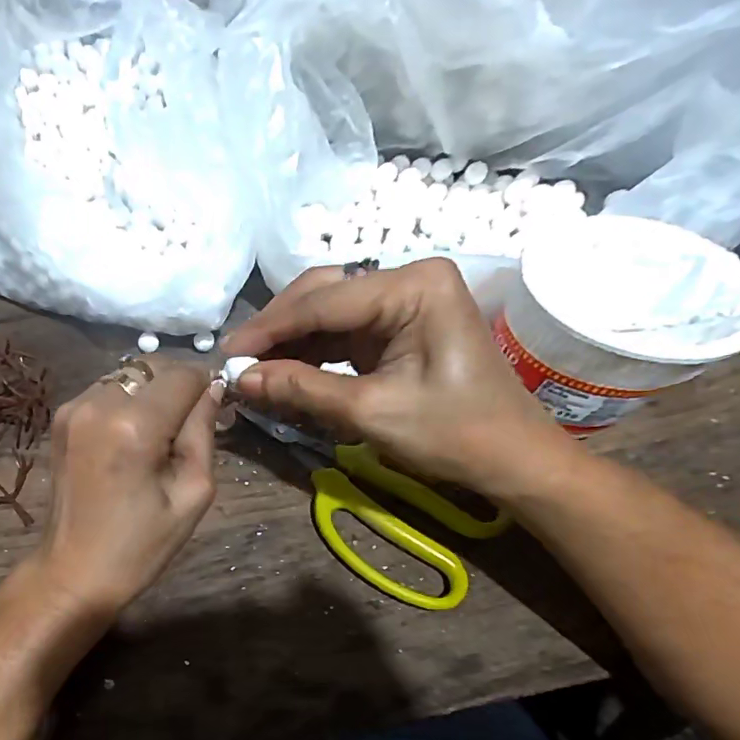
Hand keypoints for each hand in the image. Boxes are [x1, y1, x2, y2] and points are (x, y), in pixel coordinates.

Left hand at [33, 355, 220, 617]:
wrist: (72, 572)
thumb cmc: (139, 546)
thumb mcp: (191, 494)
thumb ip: (203, 432)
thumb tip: (212, 389)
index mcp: (134, 425)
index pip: (183, 375)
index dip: (206, 386)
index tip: (214, 410)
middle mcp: (99, 403)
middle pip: (153, 366)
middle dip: (177, 386)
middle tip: (188, 424)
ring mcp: (73, 407)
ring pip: (128, 375)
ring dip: (150, 392)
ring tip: (157, 435)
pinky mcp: (60, 418)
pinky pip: (105, 391)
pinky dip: (126, 402)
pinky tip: (130, 438)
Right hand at [223, 258, 582, 498]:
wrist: (512, 459)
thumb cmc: (453, 434)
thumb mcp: (370, 412)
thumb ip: (302, 388)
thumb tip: (241, 379)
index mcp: (413, 286)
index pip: (323, 301)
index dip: (269, 329)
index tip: (227, 355)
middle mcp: (408, 280)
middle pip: (322, 295)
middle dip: (277, 330)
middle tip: (236, 362)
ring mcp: (404, 302)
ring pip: (328, 313)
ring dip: (289, 342)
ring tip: (251, 370)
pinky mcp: (398, 327)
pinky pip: (342, 333)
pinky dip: (311, 354)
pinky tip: (282, 371)